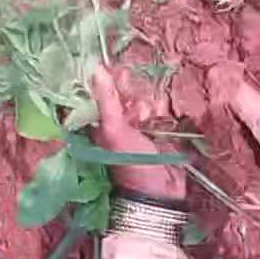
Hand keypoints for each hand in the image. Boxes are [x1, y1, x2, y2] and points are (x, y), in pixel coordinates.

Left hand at [91, 67, 185, 200]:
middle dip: (131, 92)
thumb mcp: (114, 129)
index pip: (102, 97)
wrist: (160, 189)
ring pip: (144, 103)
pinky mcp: (161, 134)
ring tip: (149, 111)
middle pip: (124, 97)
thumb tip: (97, 69)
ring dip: (148, 102)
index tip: (117, 69)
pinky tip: (162, 114)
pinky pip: (161, 114)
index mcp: (102, 127)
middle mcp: (120, 127)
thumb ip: (107, 100)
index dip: (108, 83)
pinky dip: (162, 111)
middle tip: (137, 89)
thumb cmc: (130, 161)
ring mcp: (141, 130)